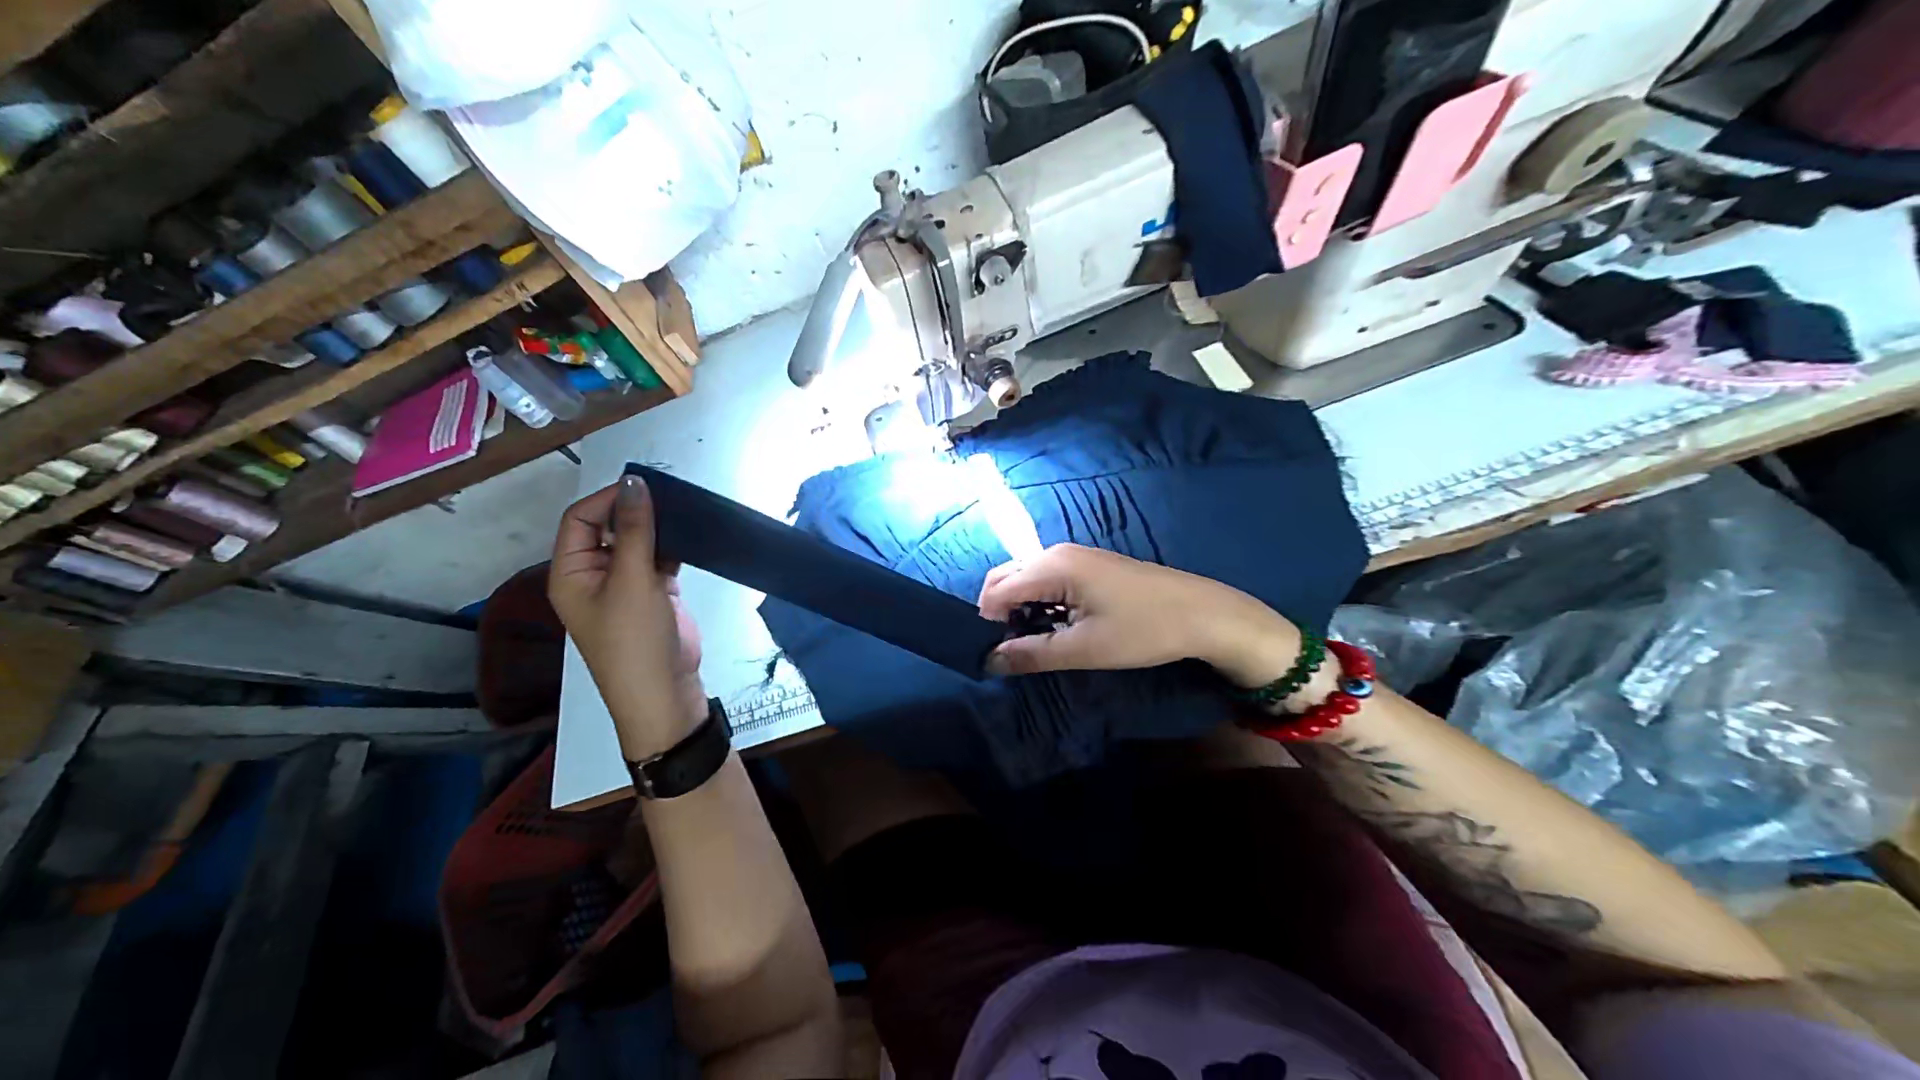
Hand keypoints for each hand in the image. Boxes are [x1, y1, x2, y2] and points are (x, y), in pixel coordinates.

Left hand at [549, 475, 706, 758]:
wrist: (665, 692)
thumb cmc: (636, 639)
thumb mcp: (633, 581)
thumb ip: (636, 530)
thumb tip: (634, 481)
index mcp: (570, 572)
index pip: (581, 519)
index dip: (608, 498)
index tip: (646, 485)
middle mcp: (593, 574)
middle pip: (609, 527)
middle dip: (635, 510)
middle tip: (669, 493)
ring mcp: (625, 584)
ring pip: (637, 542)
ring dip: (656, 526)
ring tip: (683, 508)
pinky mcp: (654, 593)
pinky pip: (658, 558)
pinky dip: (672, 545)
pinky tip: (691, 533)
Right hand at [976, 544, 1302, 686]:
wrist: (1204, 614)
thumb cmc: (1144, 630)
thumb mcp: (1084, 648)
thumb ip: (1032, 653)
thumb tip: (989, 660)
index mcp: (1052, 566)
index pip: (995, 591)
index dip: (988, 624)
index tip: (998, 655)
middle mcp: (1057, 552)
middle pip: (1005, 578)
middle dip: (1000, 613)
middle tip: (1015, 650)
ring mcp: (1075, 556)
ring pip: (1026, 578)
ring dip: (1021, 609)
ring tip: (1038, 642)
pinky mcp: (1089, 565)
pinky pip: (1047, 579)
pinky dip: (1040, 602)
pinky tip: (1058, 626)